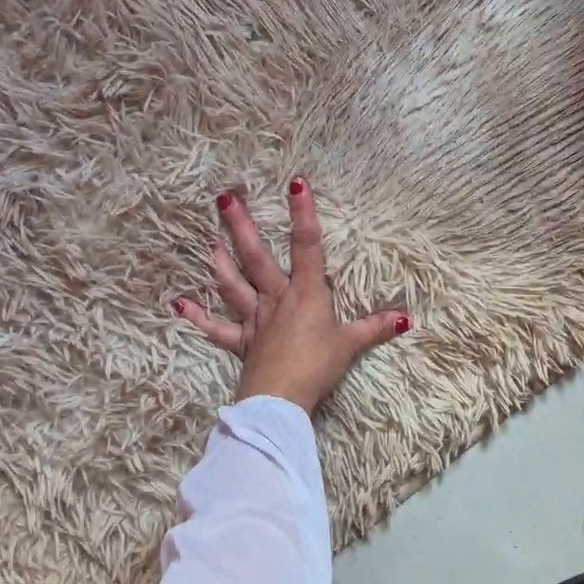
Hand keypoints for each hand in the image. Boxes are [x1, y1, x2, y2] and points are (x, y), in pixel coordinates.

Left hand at [175, 177, 410, 413]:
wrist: (280, 401)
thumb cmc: (316, 367)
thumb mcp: (351, 345)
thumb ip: (374, 327)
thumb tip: (405, 317)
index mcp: (305, 292)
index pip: (307, 244)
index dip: (303, 213)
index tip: (296, 182)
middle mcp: (276, 299)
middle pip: (256, 257)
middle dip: (241, 226)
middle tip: (225, 198)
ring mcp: (254, 320)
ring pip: (233, 285)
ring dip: (220, 262)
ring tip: (210, 240)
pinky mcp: (240, 343)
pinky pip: (216, 328)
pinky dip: (197, 317)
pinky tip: (179, 303)